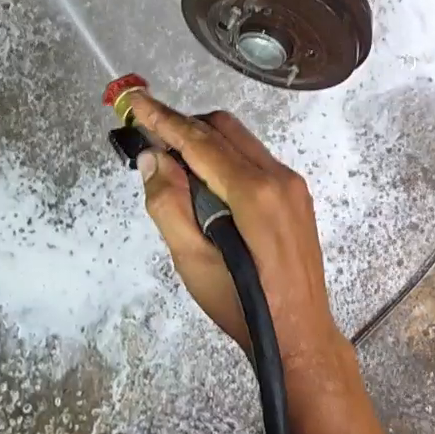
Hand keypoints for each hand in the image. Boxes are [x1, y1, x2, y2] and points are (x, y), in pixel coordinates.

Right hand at [129, 92, 346, 367]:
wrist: (298, 333)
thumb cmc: (241, 305)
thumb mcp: (191, 260)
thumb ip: (168, 204)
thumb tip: (153, 157)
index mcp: (255, 192)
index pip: (200, 140)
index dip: (163, 119)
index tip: (135, 100)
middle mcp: (280, 178)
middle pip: (224, 129)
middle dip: (185, 127)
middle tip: (151, 144)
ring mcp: (293, 186)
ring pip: (242, 142)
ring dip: (205, 144)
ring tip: (175, 169)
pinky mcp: (297, 199)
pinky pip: (256, 161)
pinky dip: (226, 161)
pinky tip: (208, 188)